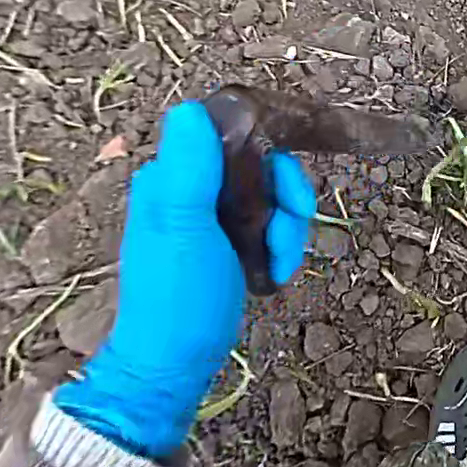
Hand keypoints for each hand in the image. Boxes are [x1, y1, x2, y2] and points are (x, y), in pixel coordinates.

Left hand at [54, 101, 316, 458]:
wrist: (179, 357)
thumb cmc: (178, 293)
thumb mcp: (183, 228)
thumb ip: (189, 170)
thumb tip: (193, 110)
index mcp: (177, 178)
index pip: (237, 139)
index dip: (271, 158)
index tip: (285, 191)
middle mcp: (195, 190)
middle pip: (265, 169)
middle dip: (288, 201)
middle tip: (286, 233)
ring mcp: (215, 217)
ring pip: (276, 198)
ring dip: (290, 229)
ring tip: (279, 259)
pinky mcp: (233, 240)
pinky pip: (275, 224)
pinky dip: (285, 244)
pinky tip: (277, 267)